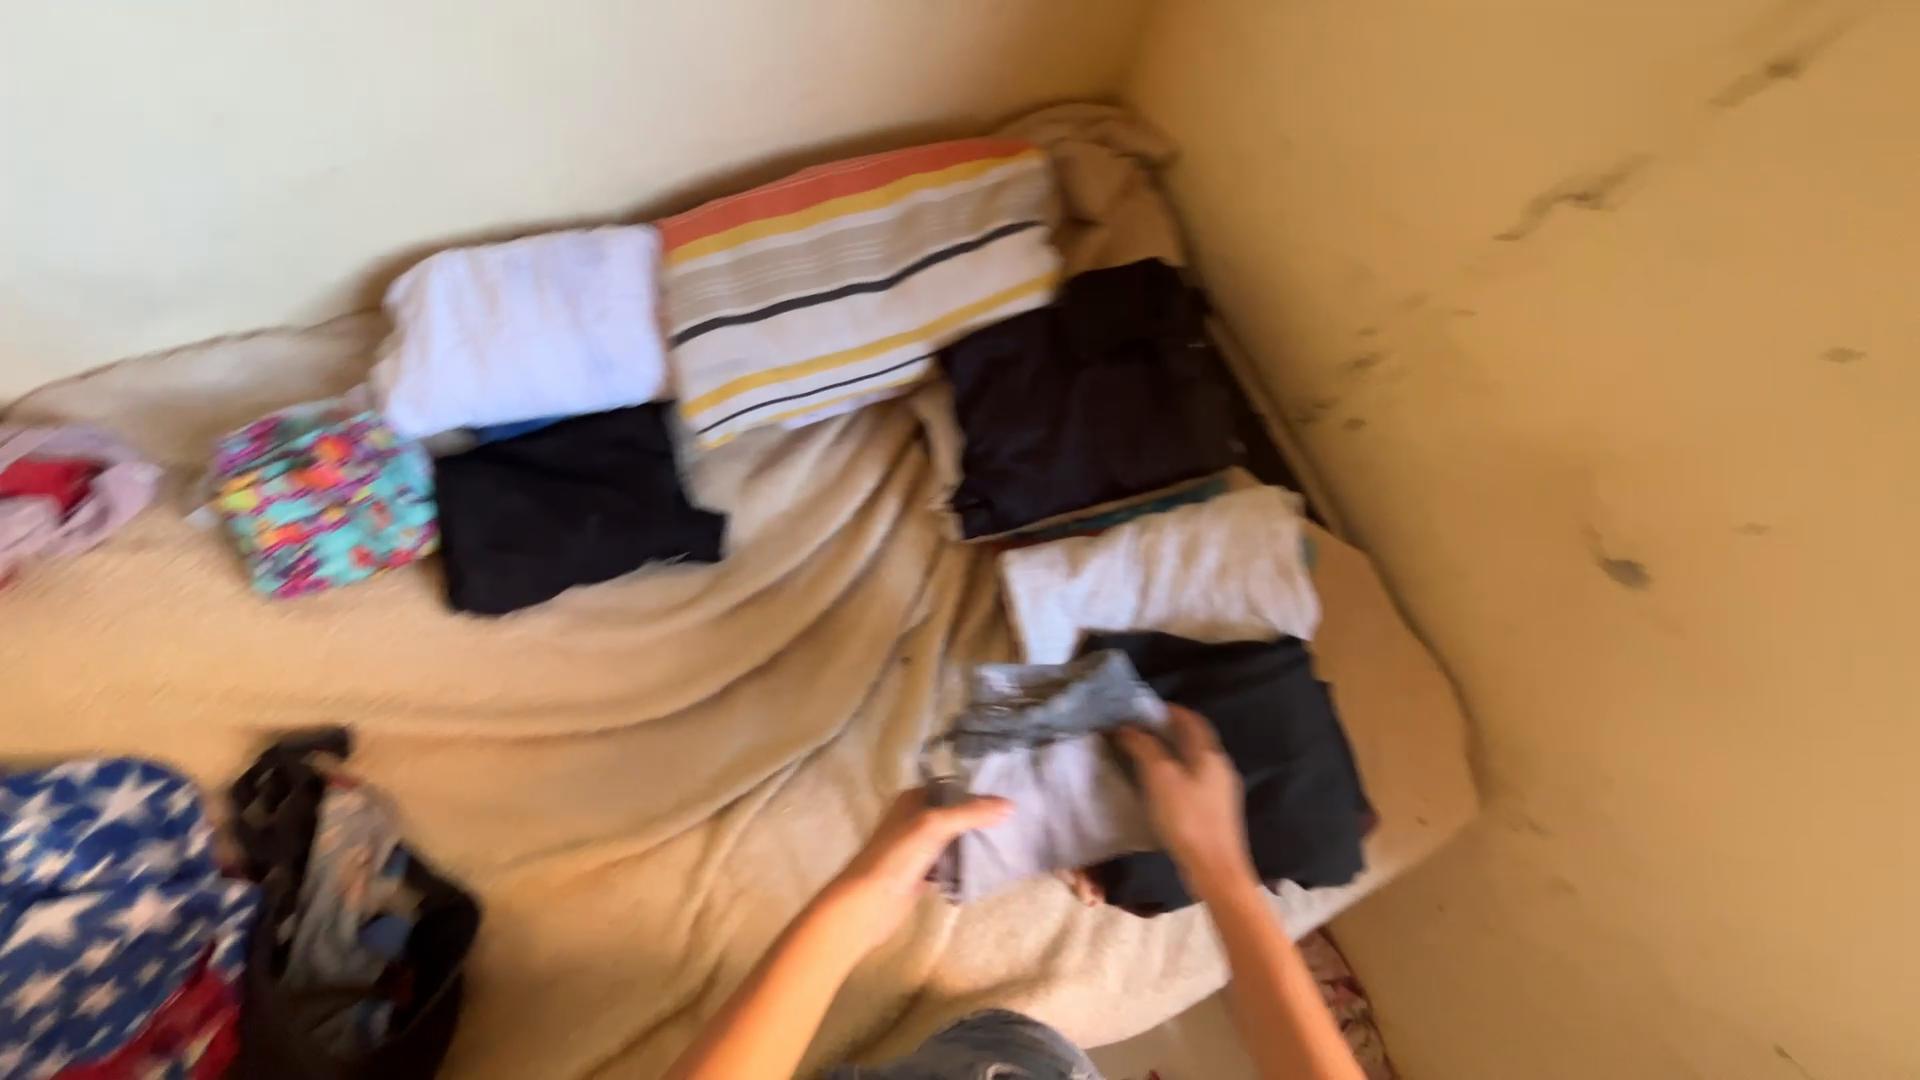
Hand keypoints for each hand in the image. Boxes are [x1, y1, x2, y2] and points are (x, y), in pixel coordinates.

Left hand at [814, 786, 1011, 953]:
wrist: (868, 903)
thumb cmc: (898, 855)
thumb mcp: (935, 825)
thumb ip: (971, 813)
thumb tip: (1010, 805)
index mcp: (913, 799)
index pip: (951, 787)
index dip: (976, 791)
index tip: (1007, 796)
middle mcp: (914, 819)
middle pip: (953, 814)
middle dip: (978, 819)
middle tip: (1012, 822)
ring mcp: (916, 848)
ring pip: (952, 840)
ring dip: (973, 843)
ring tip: (1006, 843)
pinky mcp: (919, 875)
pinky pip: (948, 865)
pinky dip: (963, 867)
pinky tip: (985, 870)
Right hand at [1117, 705, 1257, 899]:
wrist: (1215, 870)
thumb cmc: (1186, 818)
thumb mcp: (1160, 777)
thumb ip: (1144, 747)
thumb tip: (1127, 726)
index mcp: (1209, 754)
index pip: (1192, 719)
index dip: (1169, 710)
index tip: (1142, 708)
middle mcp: (1220, 765)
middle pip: (1194, 737)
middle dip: (1168, 729)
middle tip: (1139, 728)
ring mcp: (1221, 789)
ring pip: (1194, 758)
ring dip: (1171, 750)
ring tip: (1144, 752)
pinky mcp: (1216, 809)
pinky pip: (1194, 777)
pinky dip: (1176, 769)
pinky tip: (1159, 782)